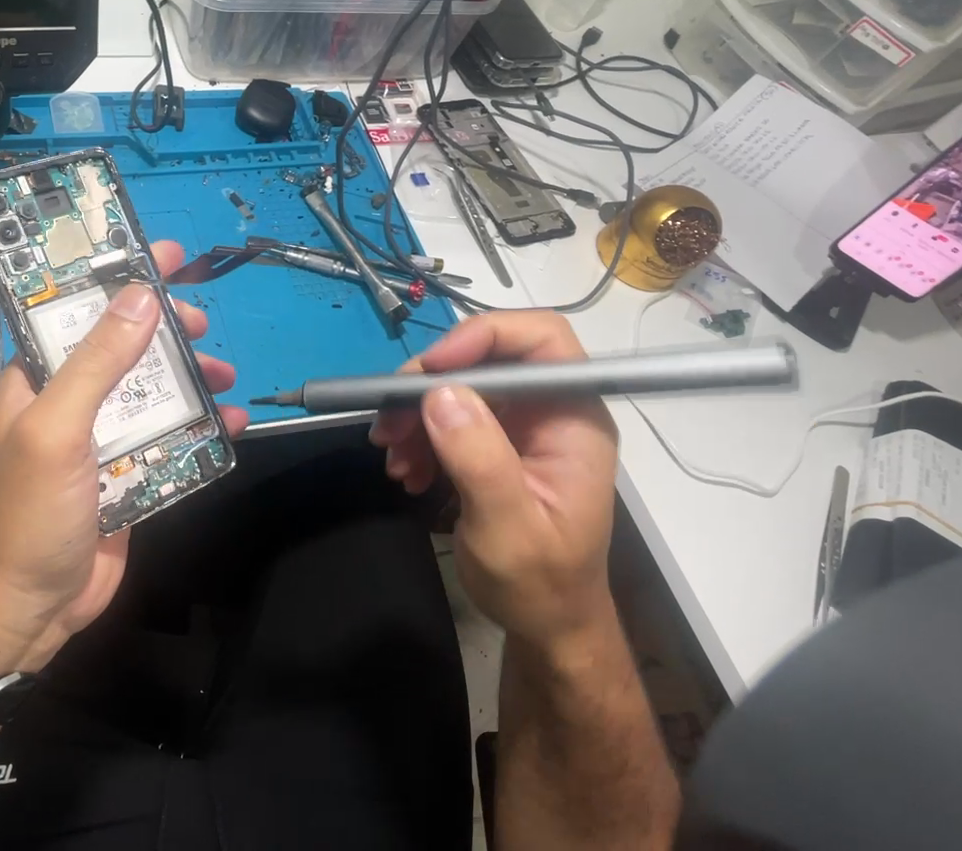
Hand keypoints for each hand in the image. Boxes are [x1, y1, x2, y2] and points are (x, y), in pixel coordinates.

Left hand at [0, 241, 248, 677]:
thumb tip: (140, 298)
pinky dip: (201, 425)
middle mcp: (69, 400)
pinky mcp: (128, 472)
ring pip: (152, 389)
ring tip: (224, 374)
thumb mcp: (57, 429)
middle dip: (162, 328)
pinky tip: (230, 422)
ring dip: (189, 376)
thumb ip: (97, 363)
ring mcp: (101, 437)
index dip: (114, 277)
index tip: (159, 254)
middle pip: (122, 345)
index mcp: (37, 379)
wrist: (32, 606)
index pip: (74, 309)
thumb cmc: (30, 513)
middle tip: (199, 323)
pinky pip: (170, 437)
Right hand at [368, 311, 619, 650]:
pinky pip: (448, 417)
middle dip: (430, 384)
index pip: (541, 341)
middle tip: (387, 420)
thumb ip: (479, 460)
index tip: (430, 370)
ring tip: (391, 455)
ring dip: (415, 414)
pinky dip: (418, 437)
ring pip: (459, 387)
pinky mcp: (493, 444)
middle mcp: (550, 411)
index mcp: (574, 420)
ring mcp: (520, 427)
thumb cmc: (539, 583)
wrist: (543, 624)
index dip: (484, 337)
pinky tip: (406, 472)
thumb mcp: (508, 528)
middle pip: (487, 359)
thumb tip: (439, 393)